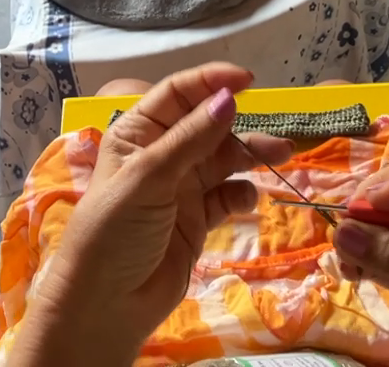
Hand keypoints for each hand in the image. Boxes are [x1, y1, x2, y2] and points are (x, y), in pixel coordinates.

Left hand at [9, 63, 293, 366]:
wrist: (106, 307)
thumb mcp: (149, 177)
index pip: (178, 93)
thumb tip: (228, 98)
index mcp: (138, 131)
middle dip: (239, 124)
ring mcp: (180, 185)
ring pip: (222, 158)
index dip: (210, 81)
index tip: (247, 80)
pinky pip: (225, 195)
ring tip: (282, 154)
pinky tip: (248, 200)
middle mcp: (160, 152)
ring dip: (250, 155)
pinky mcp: (196, 218)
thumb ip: (191, 138)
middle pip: (206, 125)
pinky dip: (241, 193)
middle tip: (274, 130)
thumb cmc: (115, 230)